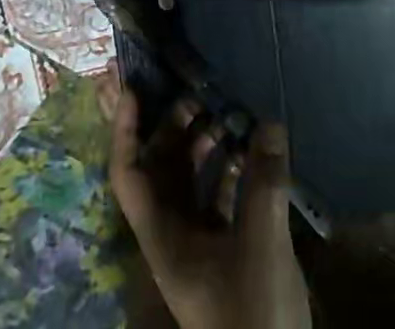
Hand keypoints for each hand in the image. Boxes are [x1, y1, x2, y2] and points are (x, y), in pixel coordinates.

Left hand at [101, 66, 310, 328]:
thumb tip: (269, 124)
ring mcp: (200, 241)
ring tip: (226, 114)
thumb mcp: (260, 243)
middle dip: (171, 129)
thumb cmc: (253, 310)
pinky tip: (252, 150)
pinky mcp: (228, 247)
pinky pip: (219, 194)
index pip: (130, 174)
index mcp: (162, 236)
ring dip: (203, 146)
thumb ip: (263, 181)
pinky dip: (230, 168)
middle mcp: (173, 233)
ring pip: (190, 181)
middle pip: (160, 171)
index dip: (125, 130)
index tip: (130, 88)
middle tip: (195, 93)